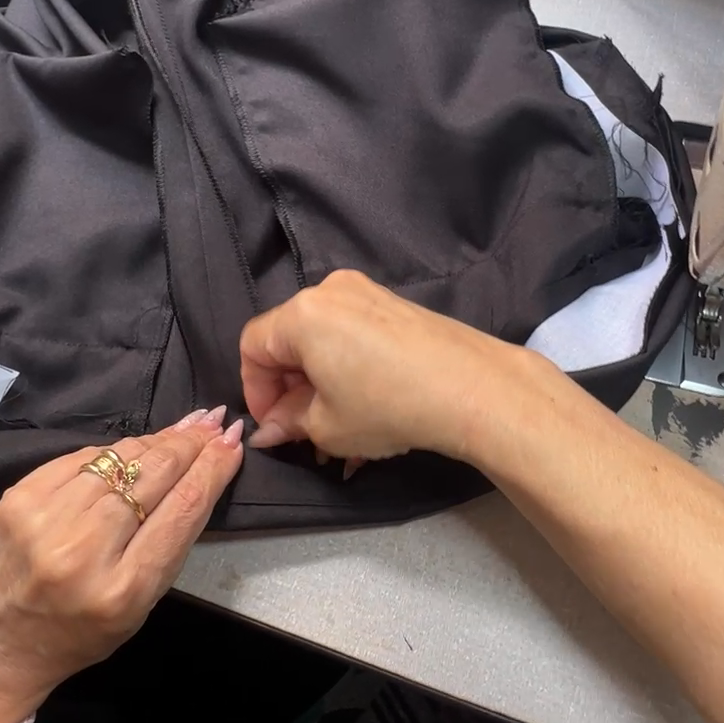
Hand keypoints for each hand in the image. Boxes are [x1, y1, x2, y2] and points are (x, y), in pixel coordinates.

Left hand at [0, 410, 244, 722]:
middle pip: (153, 475)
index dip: (213, 467)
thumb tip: (211, 464)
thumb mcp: (143, 599)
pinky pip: (87, 455)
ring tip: (187, 427)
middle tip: (216, 421)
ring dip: (161, 438)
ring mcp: (45, 519)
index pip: (182, 510)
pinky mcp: (20, 495)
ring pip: (122, 457)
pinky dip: (119, 450)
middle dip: (191, 442)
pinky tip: (139, 447)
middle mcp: (81, 551)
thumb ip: (176, 534)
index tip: (234, 439)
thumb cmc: (83, 628)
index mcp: (121, 590)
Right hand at [239, 269, 549, 462]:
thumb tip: (269, 429)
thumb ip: (288, 422)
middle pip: (289, 339)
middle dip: (291, 388)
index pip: (253, 346)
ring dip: (321, 383)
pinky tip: (367, 407)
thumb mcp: (327, 426)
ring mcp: (367, 292)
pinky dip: (348, 367)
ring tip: (340, 429)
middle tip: (305, 431)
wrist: (469, 386)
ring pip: (323, 339)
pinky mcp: (395, 304)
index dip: (255, 390)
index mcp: (302, 313)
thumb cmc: (386, 405)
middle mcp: (330, 291)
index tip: (274, 426)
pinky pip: (354, 333)